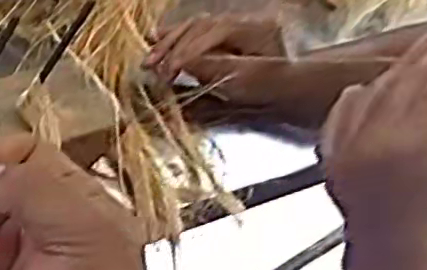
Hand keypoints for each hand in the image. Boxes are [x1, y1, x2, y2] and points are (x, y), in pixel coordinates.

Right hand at [146, 13, 287, 81]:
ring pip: (194, 25)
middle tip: (152, 70)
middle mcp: (243, 20)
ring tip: (147, 63)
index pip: (216, 31)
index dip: (189, 51)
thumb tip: (184, 65)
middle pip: (201, 25)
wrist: (279, 88)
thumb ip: (216, 70)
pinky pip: (192, 28)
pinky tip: (152, 39)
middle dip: (174, 47)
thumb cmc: (261, 91)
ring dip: (167, 43)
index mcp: (256, 29)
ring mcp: (229, 26)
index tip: (167, 74)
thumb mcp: (243, 82)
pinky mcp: (217, 36)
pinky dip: (170, 35)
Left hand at [321, 29, 426, 257]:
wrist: (390, 246)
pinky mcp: (330, 162)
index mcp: (412, 141)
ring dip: (404, 66)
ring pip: (373, 93)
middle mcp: (371, 142)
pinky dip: (353, 100)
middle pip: (409, 78)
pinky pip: (335, 122)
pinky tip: (368, 85)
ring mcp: (345, 152)